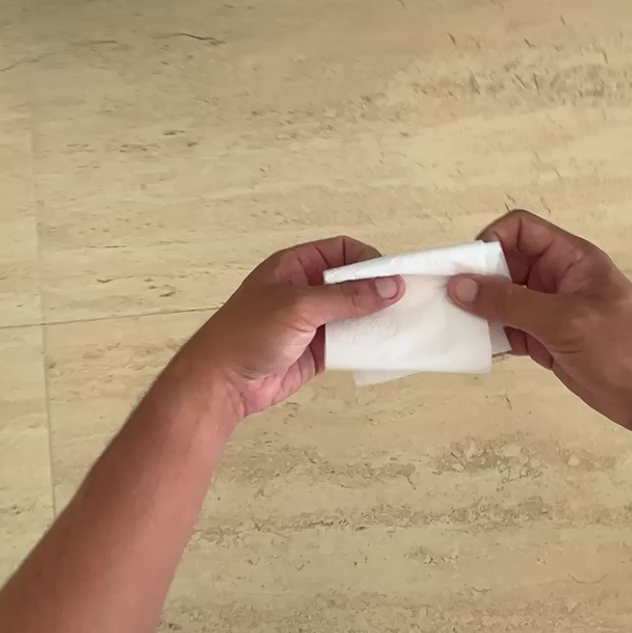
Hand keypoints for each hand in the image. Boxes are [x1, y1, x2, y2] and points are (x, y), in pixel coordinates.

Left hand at [170, 237, 404, 418]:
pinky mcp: (317, 350)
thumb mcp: (299, 306)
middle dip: (377, 291)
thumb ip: (346, 297)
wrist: (223, 381)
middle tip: (408, 302)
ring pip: (353, 313)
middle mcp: (305, 289)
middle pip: (351, 282)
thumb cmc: (248, 333)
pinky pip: (349, 342)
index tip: (393, 276)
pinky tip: (386, 347)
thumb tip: (389, 287)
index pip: (341, 251)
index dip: (367, 259)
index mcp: (295, 266)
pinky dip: (367, 344)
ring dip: (376, 319)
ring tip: (406, 324)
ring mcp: (311, 321)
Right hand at [446, 210, 631, 434]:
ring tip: (458, 325)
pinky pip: (506, 327)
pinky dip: (490, 334)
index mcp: (570, 259)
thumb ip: (509, 302)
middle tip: (451, 300)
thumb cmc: (625, 350)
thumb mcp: (564, 320)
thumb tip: (458, 285)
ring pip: (501, 297)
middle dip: (478, 278)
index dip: (492, 240)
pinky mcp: (544, 339)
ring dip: (480, 309)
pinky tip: (477, 346)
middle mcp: (556, 278)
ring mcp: (549, 310)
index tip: (468, 267)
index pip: (521, 230)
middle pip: (504, 263)